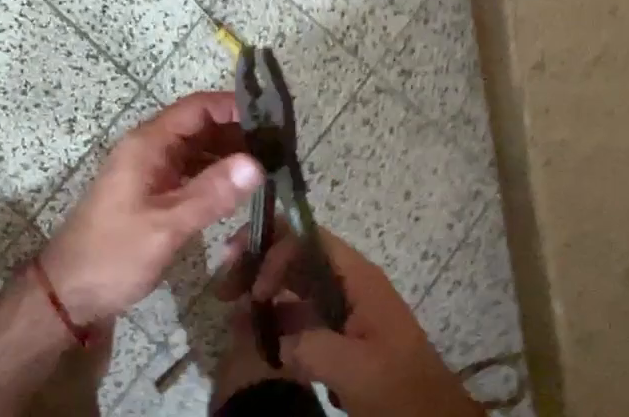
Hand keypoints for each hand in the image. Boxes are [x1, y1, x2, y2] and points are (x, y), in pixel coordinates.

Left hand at [39, 92, 263, 323]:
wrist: (69, 291)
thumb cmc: (115, 253)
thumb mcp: (167, 225)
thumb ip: (211, 193)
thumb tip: (257, 163)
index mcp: (148, 144)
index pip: (196, 108)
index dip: (232, 107)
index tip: (272, 119)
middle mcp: (149, 148)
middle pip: (199, 126)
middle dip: (237, 133)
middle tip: (280, 148)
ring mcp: (150, 171)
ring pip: (196, 150)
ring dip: (228, 155)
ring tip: (270, 168)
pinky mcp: (152, 193)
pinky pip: (189, 172)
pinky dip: (214, 176)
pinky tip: (240, 191)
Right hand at [224, 228, 479, 416]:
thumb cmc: (402, 390)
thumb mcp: (355, 368)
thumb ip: (307, 345)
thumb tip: (268, 339)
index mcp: (356, 277)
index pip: (305, 238)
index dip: (272, 251)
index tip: (251, 286)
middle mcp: (348, 284)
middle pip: (295, 257)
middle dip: (259, 267)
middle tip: (225, 288)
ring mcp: (345, 310)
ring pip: (295, 287)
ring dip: (263, 296)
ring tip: (233, 316)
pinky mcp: (342, 337)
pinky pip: (301, 317)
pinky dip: (276, 322)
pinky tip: (255, 339)